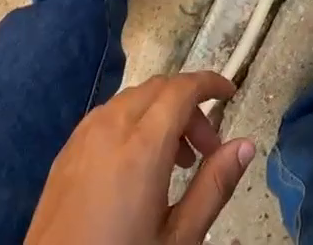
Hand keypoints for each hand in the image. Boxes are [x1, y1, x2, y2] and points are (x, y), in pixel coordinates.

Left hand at [25, 71, 255, 244]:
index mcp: (141, 145)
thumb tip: (245, 146)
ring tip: (176, 162)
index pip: (181, 90)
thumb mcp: (179, 237)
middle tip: (207, 149)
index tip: (230, 94)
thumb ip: (213, 186)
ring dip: (161, 114)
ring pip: (132, 99)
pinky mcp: (67, 148)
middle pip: (158, 89)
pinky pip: (108, 115)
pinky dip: (133, 121)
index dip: (209, 83)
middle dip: (189, 106)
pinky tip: (139, 164)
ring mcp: (84, 134)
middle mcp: (110, 126)